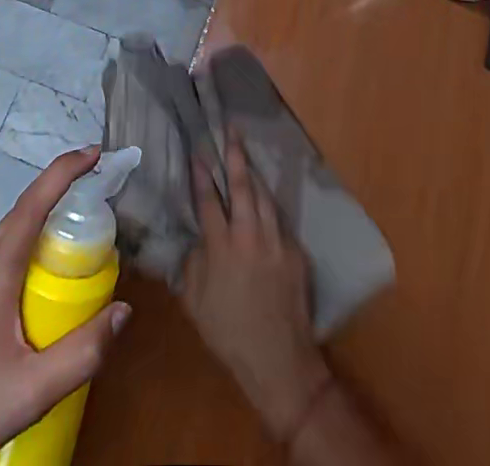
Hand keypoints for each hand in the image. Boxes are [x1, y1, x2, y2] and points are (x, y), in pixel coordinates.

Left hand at [0, 146, 131, 465]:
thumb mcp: (36, 389)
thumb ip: (85, 351)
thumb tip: (123, 310)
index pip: (31, 206)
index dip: (63, 173)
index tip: (94, 154)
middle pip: (23, 213)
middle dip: (62, 192)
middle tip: (102, 190)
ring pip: (12, 233)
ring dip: (47, 221)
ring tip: (84, 229)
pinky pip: (3, 253)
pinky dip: (32, 245)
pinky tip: (49, 272)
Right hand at [180, 134, 332, 439]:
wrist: (279, 360)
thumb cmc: (227, 332)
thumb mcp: (193, 299)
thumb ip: (193, 262)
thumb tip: (200, 240)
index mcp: (220, 247)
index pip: (208, 199)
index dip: (201, 173)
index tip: (198, 149)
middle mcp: (250, 237)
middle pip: (242, 187)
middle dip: (235, 156)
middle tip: (232, 130)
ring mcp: (277, 244)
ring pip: (265, 199)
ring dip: (254, 176)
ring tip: (246, 155)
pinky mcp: (296, 255)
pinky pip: (279, 222)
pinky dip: (268, 207)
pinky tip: (263, 203)